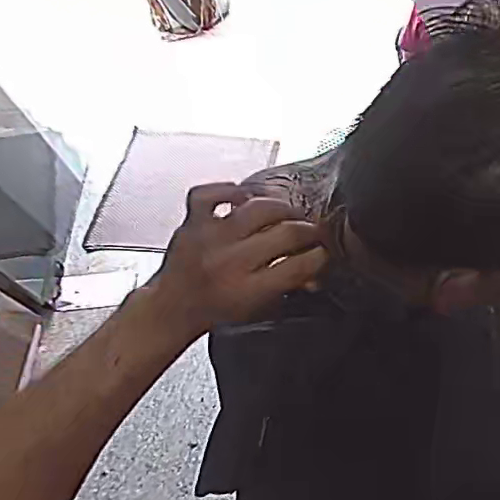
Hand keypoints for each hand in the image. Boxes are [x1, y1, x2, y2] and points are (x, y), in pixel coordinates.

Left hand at [139, 182, 326, 337]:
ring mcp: (210, 238)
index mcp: (248, 289)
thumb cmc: (217, 308)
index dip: (320, 256)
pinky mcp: (193, 222)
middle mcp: (230, 261)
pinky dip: (228, 190)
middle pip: (286, 233)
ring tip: (290, 214)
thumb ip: (289, 286)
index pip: (299, 265)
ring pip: (258, 207)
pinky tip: (244, 198)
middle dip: (309, 232)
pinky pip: (210, 193)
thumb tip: (317, 271)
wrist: (173, 307)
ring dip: (282, 208)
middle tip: (314, 233)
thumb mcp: (259, 307)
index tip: (325, 252)